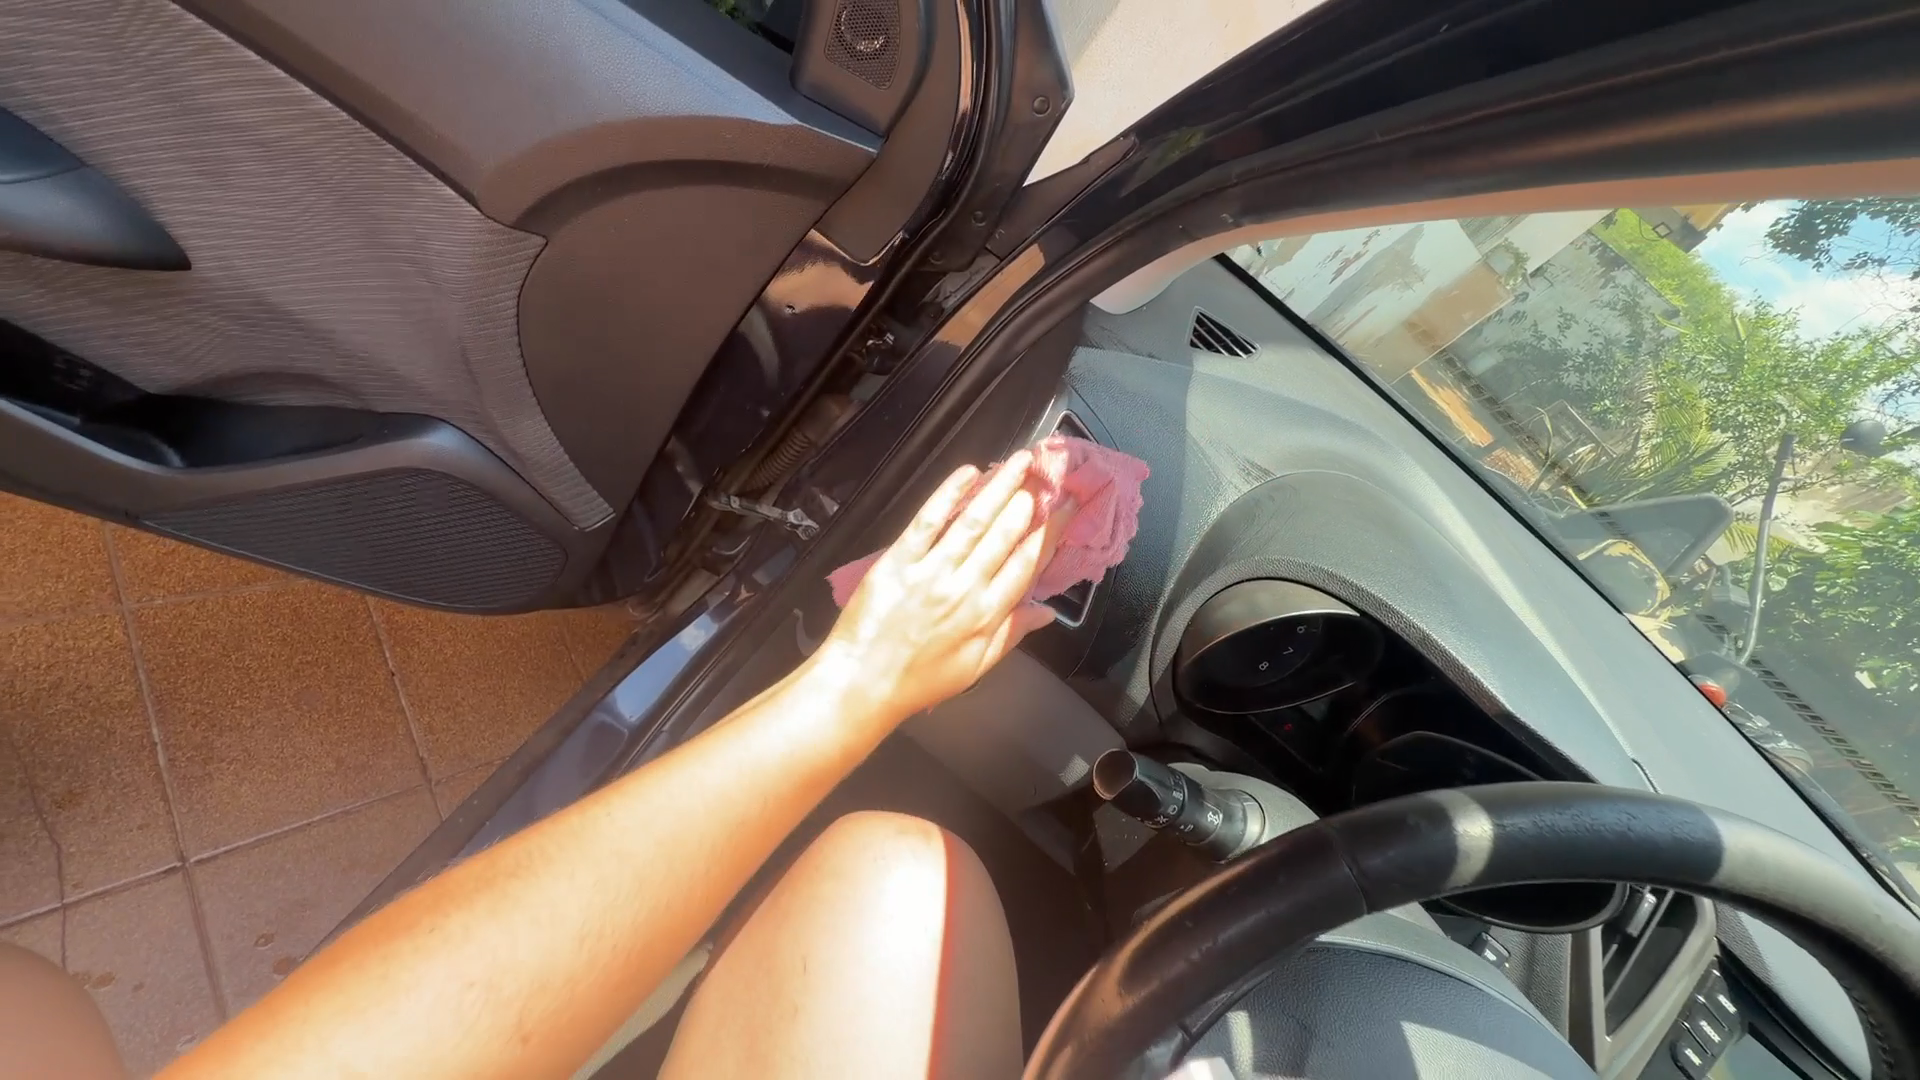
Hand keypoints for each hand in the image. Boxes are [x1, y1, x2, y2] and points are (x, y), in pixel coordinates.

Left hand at [814, 452, 1074, 724]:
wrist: (862, 683)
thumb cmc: (919, 680)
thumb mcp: (976, 667)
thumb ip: (1012, 634)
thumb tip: (1048, 612)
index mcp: (986, 613)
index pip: (1028, 562)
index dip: (1051, 531)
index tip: (1067, 506)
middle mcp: (964, 586)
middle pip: (1005, 534)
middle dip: (1029, 500)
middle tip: (1047, 472)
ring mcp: (931, 570)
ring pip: (974, 521)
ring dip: (999, 487)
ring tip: (1019, 462)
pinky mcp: (898, 560)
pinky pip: (929, 520)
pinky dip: (949, 494)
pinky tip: (968, 473)